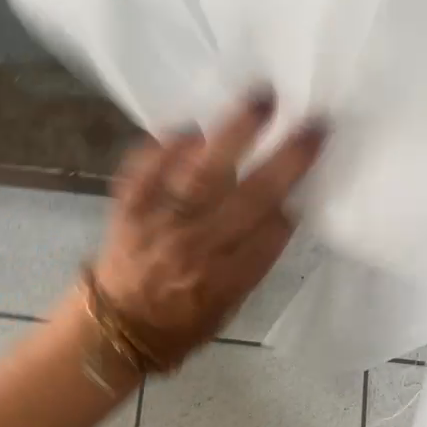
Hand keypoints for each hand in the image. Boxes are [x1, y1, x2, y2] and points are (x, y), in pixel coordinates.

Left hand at [90, 94, 326, 367]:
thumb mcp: (226, 309)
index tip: (312, 174)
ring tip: (260, 99)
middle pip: (248, 197)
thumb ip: (251, 265)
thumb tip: (279, 214)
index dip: (293, 202)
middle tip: (312, 123)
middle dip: (285, 159)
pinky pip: (150, 166)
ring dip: (234, 132)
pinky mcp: (128, 206)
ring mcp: (158, 223)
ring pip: (201, 172)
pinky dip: (171, 144)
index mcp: (223, 280)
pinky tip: (194, 125)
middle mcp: (194, 248)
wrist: (114, 328)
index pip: (270, 234)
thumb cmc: (177, 324)